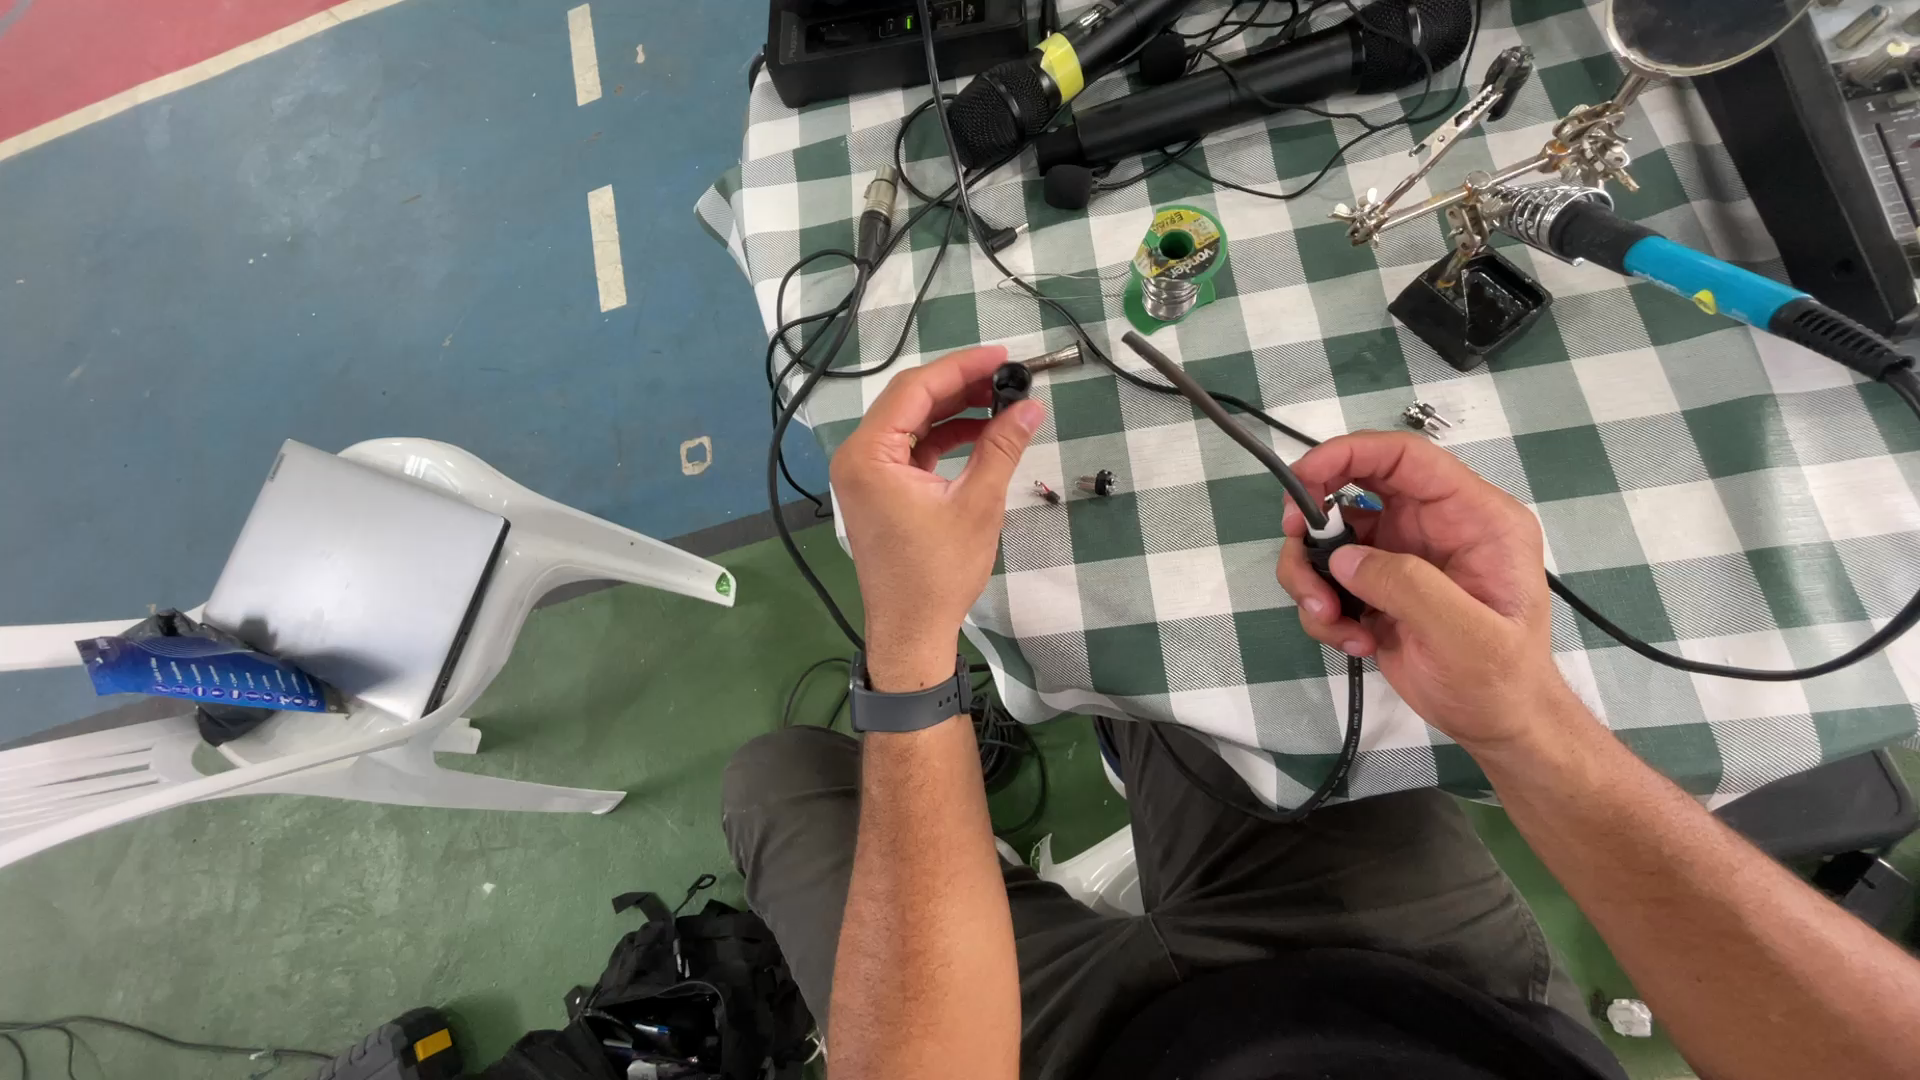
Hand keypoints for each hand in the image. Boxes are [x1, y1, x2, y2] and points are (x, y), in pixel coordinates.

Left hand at [830, 345, 1044, 691]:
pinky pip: (911, 449)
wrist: (911, 629)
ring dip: (954, 412)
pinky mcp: (879, 490)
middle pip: (910, 402)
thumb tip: (1030, 407)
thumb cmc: (939, 572)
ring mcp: (865, 474)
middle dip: (960, 386)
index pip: (915, 390)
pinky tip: (980, 434)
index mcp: (869, 455)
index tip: (1003, 356)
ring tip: (1001, 403)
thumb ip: (1001, 448)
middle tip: (1008, 377)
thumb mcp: (977, 504)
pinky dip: (944, 439)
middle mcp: (857, 457)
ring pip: (912, 424)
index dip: (961, 367)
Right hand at [1275, 432, 1581, 754]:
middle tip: (1295, 547)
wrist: (1495, 724)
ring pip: (1326, 540)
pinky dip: (1322, 611)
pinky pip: (1324, 580)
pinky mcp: (1372, 586)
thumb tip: (1341, 559)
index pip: (1403, 458)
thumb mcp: (1465, 634)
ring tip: (1330, 622)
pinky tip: (1352, 641)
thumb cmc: (1499, 679)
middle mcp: (1430, 526)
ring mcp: (1397, 555)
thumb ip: (1406, 586)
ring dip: (1311, 578)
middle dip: (1312, 519)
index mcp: (1470, 517)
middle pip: (1350, 489)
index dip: (1346, 454)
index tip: (1299, 482)